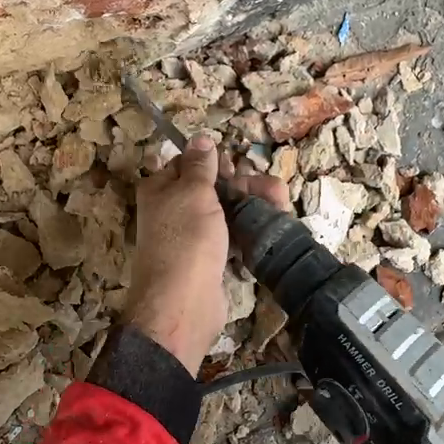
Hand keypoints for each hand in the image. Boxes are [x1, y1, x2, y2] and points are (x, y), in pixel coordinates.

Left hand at [124, 133, 291, 374]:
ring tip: (282, 205)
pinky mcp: (209, 260)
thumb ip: (200, 165)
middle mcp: (173, 210)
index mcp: (160, 189)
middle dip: (245, 186)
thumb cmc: (185, 239)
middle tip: (274, 189)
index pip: (188, 164)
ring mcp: (191, 237)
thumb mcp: (193, 192)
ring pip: (226, 213)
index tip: (235, 167)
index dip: (214, 163)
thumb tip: (200, 138)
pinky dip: (250, 232)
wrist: (182, 305)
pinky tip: (273, 228)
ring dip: (255, 207)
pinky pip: (232, 238)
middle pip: (213, 188)